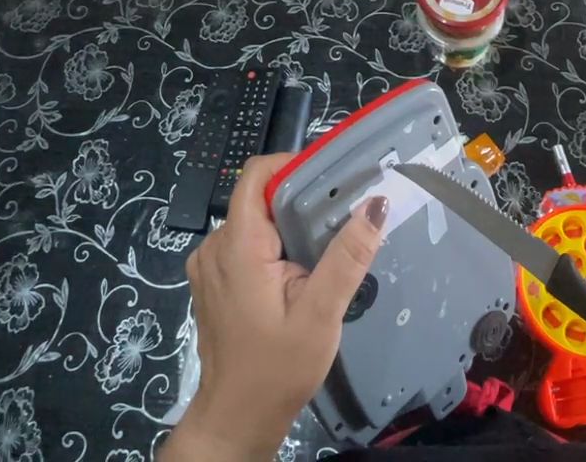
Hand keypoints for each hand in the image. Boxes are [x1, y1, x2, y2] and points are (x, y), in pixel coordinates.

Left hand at [159, 154, 387, 461]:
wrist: (236, 421)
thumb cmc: (277, 369)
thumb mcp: (321, 314)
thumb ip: (347, 257)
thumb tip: (376, 204)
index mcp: (237, 245)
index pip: (257, 174)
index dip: (293, 164)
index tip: (331, 178)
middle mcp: (215, 245)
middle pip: (258, 196)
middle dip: (298, 199)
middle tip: (338, 215)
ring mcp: (209, 264)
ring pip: (252, 218)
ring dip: (286, 224)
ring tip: (323, 244)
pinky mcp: (213, 280)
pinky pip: (244, 242)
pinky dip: (272, 244)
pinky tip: (298, 269)